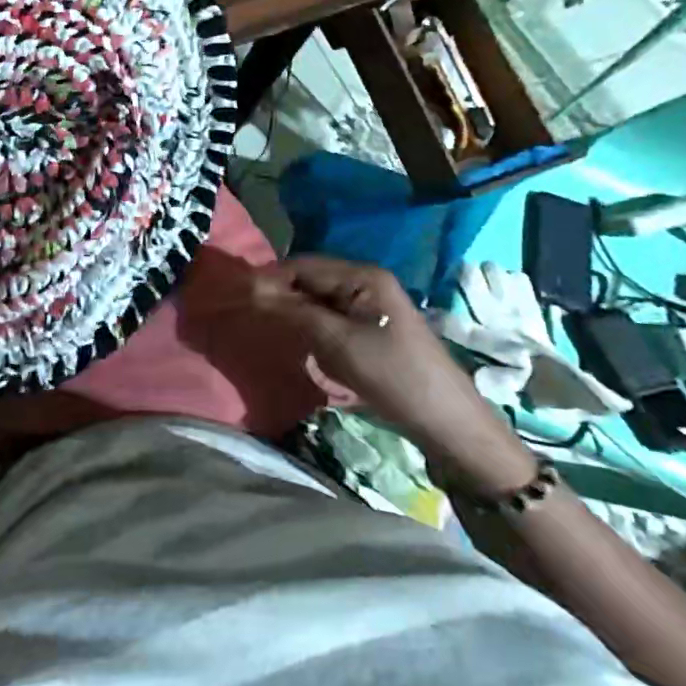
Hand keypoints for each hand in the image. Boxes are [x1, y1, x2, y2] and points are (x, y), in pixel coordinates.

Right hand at [251, 256, 537, 495]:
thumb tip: (250, 289)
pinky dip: (310, 328)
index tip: (240, 298)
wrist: (445, 421)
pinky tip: (299, 344)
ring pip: (316, 300)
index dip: (270, 278)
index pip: (302, 265)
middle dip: (280, 296)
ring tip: (271, 331)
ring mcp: (369, 306)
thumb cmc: (393, 375)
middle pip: (308, 279)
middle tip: (251, 316)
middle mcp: (365, 282)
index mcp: (362, 276)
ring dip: (293, 313)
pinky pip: (328, 318)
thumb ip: (293, 312)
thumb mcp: (338, 342)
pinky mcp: (369, 328)